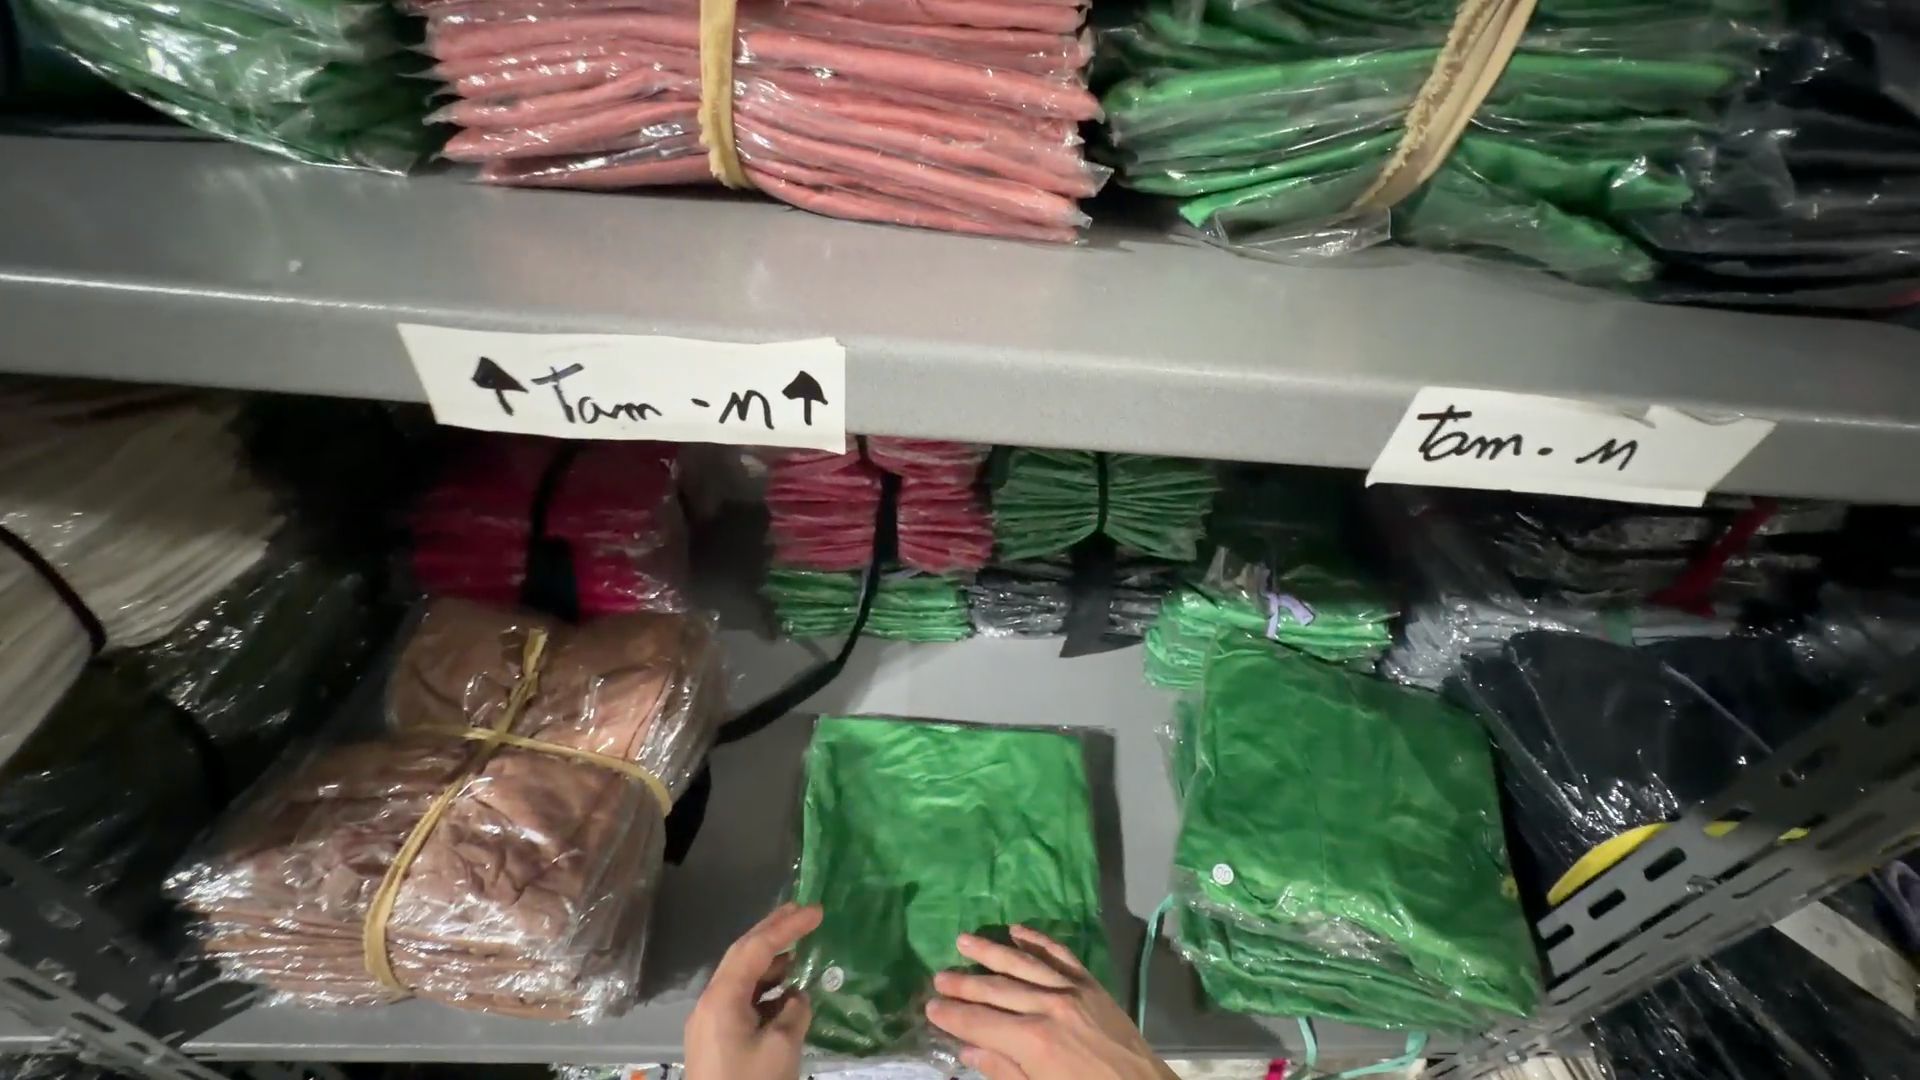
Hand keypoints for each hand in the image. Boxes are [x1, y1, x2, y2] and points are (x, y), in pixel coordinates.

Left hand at [685, 903, 822, 1079]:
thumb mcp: (781, 1049)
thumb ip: (794, 1013)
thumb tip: (796, 999)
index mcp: (722, 999)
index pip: (757, 948)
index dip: (788, 926)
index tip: (817, 912)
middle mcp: (710, 1002)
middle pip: (743, 954)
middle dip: (774, 930)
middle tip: (803, 911)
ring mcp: (710, 1022)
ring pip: (741, 976)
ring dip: (771, 961)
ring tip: (801, 950)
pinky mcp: (715, 1040)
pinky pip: (741, 999)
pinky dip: (765, 989)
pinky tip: (788, 992)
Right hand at [925, 925, 1176, 1079]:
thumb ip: (1004, 1071)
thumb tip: (968, 1048)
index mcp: (1034, 1041)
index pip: (981, 1022)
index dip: (953, 1014)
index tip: (930, 1006)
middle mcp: (1048, 1005)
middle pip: (997, 989)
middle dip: (964, 984)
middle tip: (938, 975)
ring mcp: (1071, 989)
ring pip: (1022, 962)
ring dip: (991, 951)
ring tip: (964, 940)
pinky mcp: (1090, 983)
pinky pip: (1058, 953)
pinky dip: (1036, 939)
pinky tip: (1016, 929)